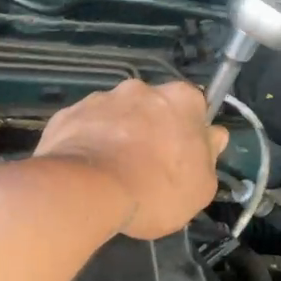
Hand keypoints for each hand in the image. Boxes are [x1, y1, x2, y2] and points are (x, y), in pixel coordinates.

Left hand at [34, 79, 229, 239]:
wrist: (86, 191)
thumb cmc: (155, 191)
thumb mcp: (200, 187)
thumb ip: (208, 157)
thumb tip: (213, 136)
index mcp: (181, 99)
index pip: (193, 108)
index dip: (187, 133)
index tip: (180, 157)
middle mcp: (140, 89)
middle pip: (150, 109)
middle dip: (148, 131)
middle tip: (143, 168)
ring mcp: (99, 99)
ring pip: (114, 116)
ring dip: (114, 136)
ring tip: (108, 173)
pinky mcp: (66, 114)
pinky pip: (82, 128)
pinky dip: (85, 144)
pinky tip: (83, 172)